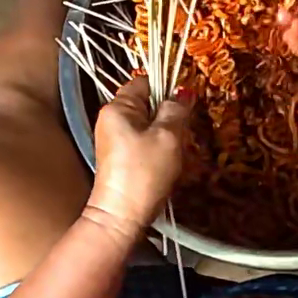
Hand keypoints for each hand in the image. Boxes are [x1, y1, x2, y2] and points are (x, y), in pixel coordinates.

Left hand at [85, 76, 189, 239]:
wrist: (121, 215)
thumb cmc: (143, 173)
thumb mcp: (167, 137)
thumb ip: (176, 110)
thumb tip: (182, 92)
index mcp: (117, 107)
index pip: (143, 81)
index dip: (166, 86)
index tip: (186, 100)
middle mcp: (110, 119)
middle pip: (146, 103)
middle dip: (169, 113)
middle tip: (184, 129)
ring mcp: (113, 138)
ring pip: (148, 124)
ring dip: (166, 133)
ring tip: (178, 148)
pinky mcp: (120, 156)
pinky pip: (143, 141)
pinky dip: (158, 147)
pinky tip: (168, 161)